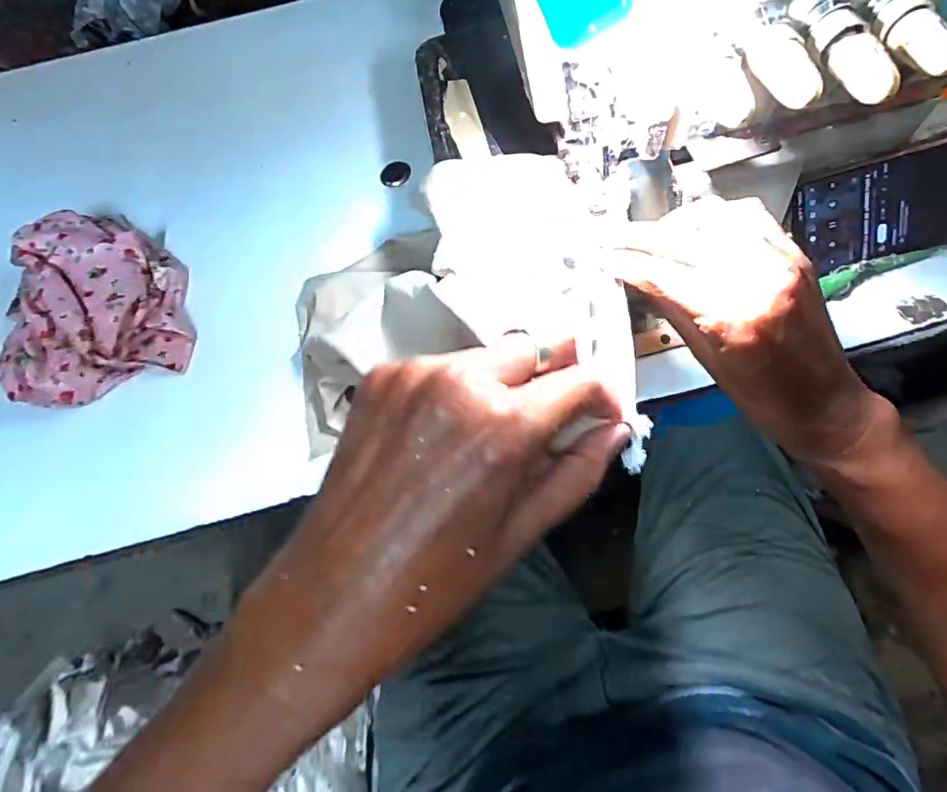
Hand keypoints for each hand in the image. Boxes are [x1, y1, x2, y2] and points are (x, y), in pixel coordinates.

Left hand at [96, 338, 625, 791]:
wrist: (332, 593)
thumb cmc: (436, 581)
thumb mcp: (520, 533)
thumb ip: (576, 472)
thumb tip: (614, 429)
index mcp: (503, 425)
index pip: (578, 379)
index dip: (600, 394)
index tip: (601, 413)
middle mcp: (460, 379)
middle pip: (529, 352)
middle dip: (548, 380)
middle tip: (544, 423)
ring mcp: (414, 372)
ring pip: (483, 356)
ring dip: (501, 384)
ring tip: (486, 436)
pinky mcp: (380, 375)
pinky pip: (438, 367)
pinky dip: (454, 389)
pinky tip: (441, 434)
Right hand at [603, 196, 892, 464]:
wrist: (828, 405)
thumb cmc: (766, 399)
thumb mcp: (706, 360)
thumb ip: (671, 309)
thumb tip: (636, 278)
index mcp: (731, 316)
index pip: (662, 272)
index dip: (625, 261)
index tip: (602, 255)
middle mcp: (757, 279)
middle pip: (682, 240)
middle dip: (639, 236)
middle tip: (612, 236)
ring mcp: (780, 261)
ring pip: (713, 218)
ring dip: (675, 223)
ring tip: (653, 234)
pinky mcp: (795, 254)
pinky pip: (748, 215)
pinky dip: (716, 216)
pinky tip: (698, 226)